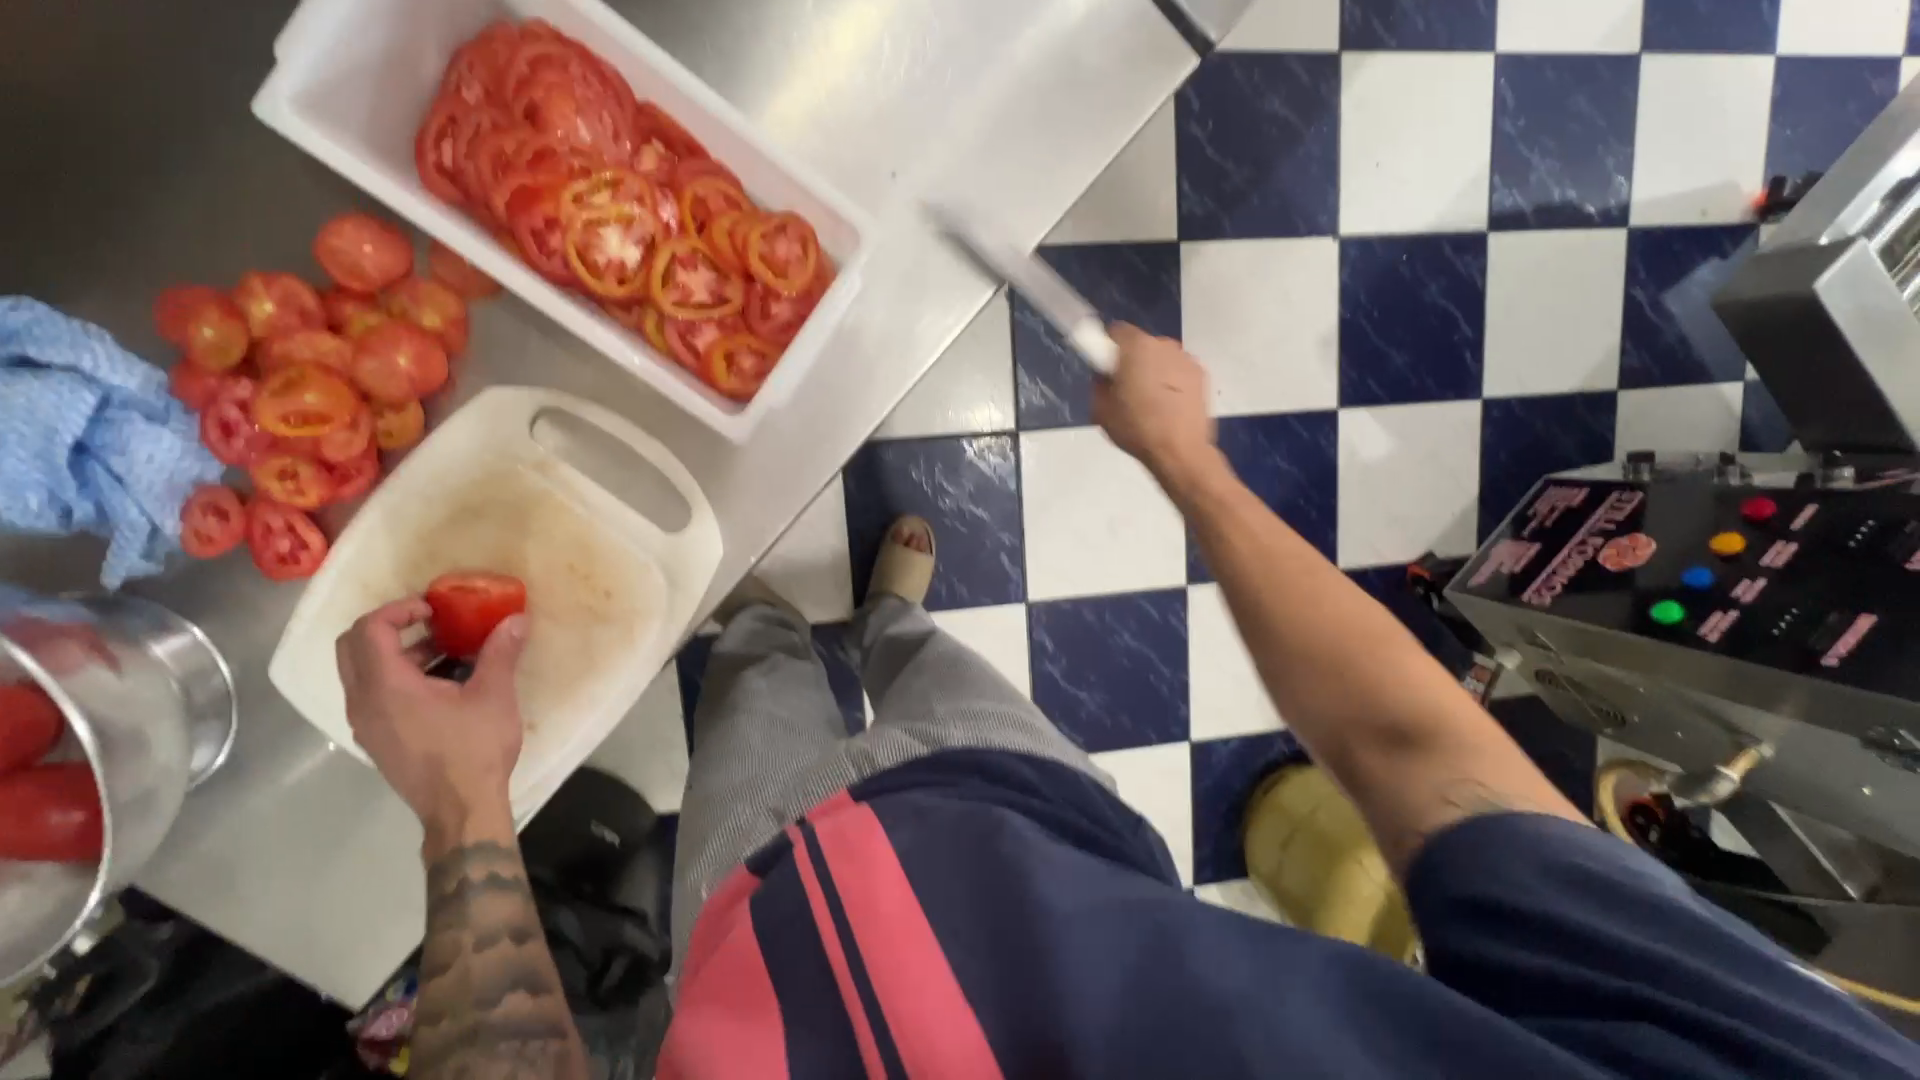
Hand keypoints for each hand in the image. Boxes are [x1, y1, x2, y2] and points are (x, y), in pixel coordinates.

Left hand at [336, 598, 528, 832]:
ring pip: (361, 672)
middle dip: (387, 626)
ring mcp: (364, 724)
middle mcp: (362, 702)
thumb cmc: (474, 748)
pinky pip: (372, 695)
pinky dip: (396, 678)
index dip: (400, 609)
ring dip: (395, 653)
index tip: (435, 609)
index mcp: (386, 686)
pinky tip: (441, 688)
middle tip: (429, 623)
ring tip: (444, 654)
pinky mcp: (376, 739)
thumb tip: (517, 618)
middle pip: (351, 647)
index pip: (369, 629)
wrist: (460, 809)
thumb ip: (500, 652)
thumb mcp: (494, 695)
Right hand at [1092, 323, 1218, 486]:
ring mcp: (1186, 358)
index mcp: (1136, 347)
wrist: (1179, 451)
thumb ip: (1099, 382)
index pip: (1116, 331)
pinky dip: (1172, 381)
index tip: (1104, 365)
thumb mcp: (1100, 408)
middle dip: (1132, 359)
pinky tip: (1168, 405)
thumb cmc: (1136, 429)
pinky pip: (1178, 370)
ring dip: (1153, 370)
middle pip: (1141, 343)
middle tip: (1126, 387)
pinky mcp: (1202, 374)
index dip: (1107, 346)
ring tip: (1150, 400)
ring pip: (1161, 357)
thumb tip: (1106, 375)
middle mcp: (1164, 345)